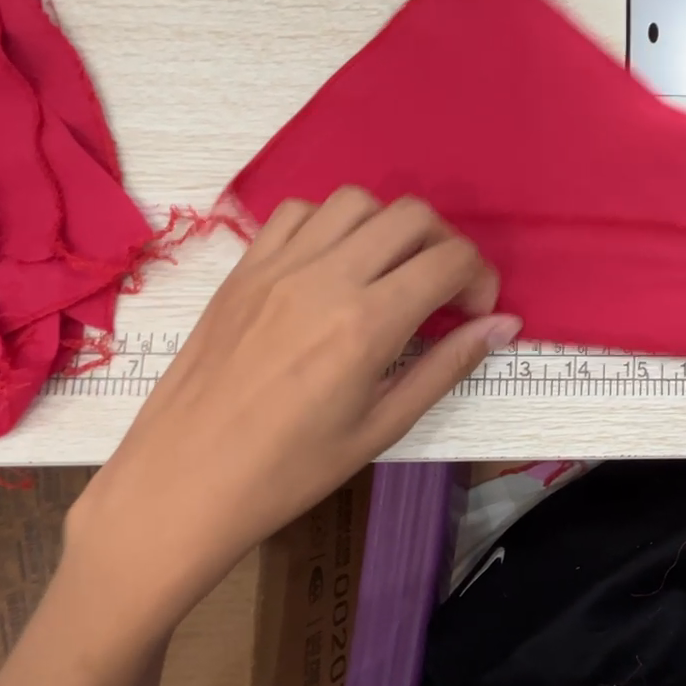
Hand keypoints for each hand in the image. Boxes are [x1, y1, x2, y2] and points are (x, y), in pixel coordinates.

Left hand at [65, 187, 518, 623]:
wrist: (181, 484)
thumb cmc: (292, 471)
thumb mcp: (385, 427)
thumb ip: (448, 366)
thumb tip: (504, 324)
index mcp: (366, 324)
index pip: (449, 260)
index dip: (481, 279)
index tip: (477, 314)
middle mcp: (325, 278)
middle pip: (412, 215)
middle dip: (447, 245)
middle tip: (445, 290)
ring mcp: (277, 266)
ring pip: (357, 201)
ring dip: (392, 228)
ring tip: (392, 273)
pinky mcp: (243, 268)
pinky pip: (299, 212)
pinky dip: (334, 225)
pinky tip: (337, 266)